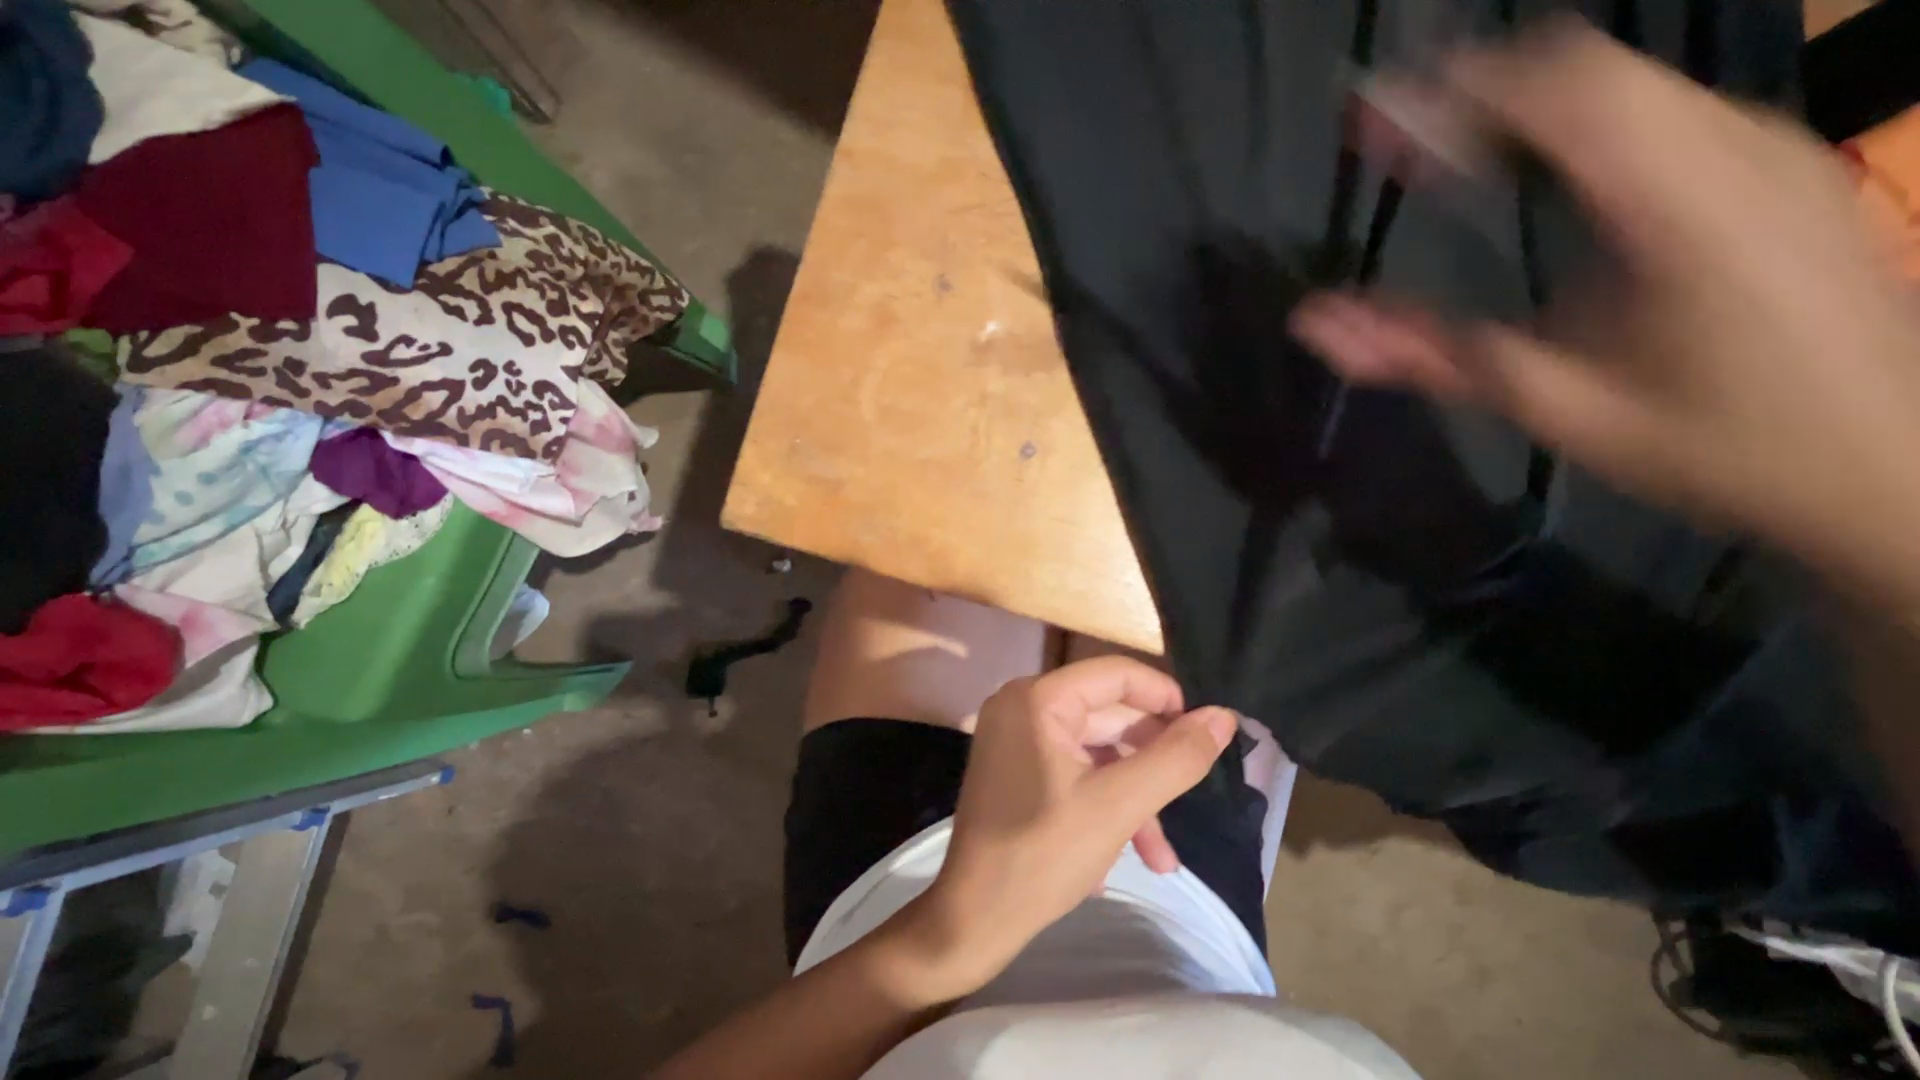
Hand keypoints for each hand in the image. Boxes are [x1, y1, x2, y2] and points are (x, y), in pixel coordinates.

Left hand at [896, 656, 1237, 995]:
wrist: (973, 920)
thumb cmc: (1043, 854)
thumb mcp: (1120, 806)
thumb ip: (1176, 758)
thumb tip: (1224, 717)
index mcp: (1037, 699)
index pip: (1118, 675)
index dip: (1167, 699)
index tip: (1207, 735)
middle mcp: (1022, 708)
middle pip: (1110, 716)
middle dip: (1154, 764)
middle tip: (1193, 796)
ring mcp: (1017, 742)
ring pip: (1099, 755)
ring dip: (1136, 800)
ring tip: (1163, 858)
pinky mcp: (1019, 774)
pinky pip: (1077, 775)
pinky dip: (1107, 809)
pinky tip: (1130, 860)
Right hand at [1290, 21, 1919, 600]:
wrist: (1898, 472)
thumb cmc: (1724, 448)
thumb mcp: (1561, 408)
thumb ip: (1432, 356)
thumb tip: (1314, 324)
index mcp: (1683, 204)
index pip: (1561, 88)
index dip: (1454, 92)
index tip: (1373, 126)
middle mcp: (1737, 149)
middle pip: (1590, 68)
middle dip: (1479, 95)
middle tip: (1401, 151)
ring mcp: (1772, 151)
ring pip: (1629, 82)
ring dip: (1528, 109)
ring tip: (1454, 166)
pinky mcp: (1782, 169)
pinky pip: (1663, 110)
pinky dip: (1581, 126)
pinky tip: (1545, 185)